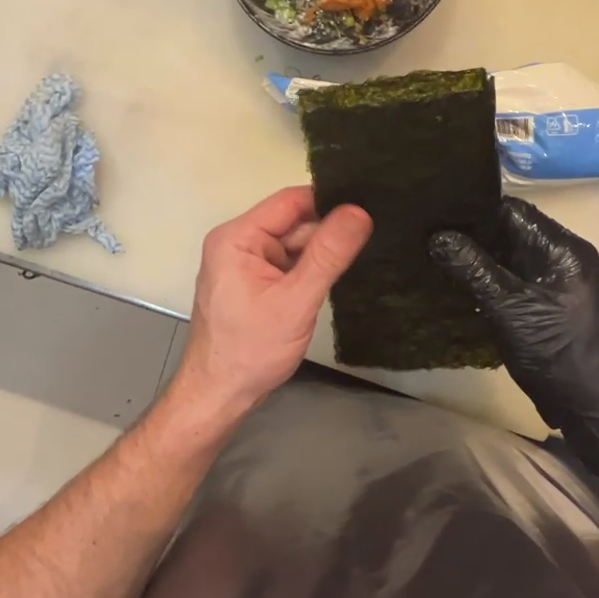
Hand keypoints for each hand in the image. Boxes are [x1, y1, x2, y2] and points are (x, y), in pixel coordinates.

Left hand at [173, 186, 371, 418]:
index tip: (370, 206)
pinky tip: (340, 274)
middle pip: (295, 222)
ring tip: (367, 252)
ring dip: (323, 253)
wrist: (220, 396)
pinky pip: (290, 264)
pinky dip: (312, 270)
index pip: (290, 201)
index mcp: (237, 237)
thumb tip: (359, 212)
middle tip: (378, 233)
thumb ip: (328, 255)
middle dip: (330, 231)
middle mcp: (239, 242)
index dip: (329, 201)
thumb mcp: (295, 301)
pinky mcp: (256, 283)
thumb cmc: (251, 350)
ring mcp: (247, 264)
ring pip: (296, 244)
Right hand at [431, 196, 598, 484]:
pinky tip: (455, 281)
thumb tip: (436, 236)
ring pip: (509, 256)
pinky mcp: (547, 305)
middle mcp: (562, 256)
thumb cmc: (560, 355)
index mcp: (562, 248)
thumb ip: (473, 270)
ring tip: (431, 252)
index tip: (434, 209)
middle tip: (424, 230)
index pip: (511, 210)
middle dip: (470, 232)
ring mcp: (556, 282)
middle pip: (509, 231)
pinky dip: (487, 279)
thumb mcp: (511, 311)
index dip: (473, 207)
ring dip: (476, 257)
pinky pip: (512, 280)